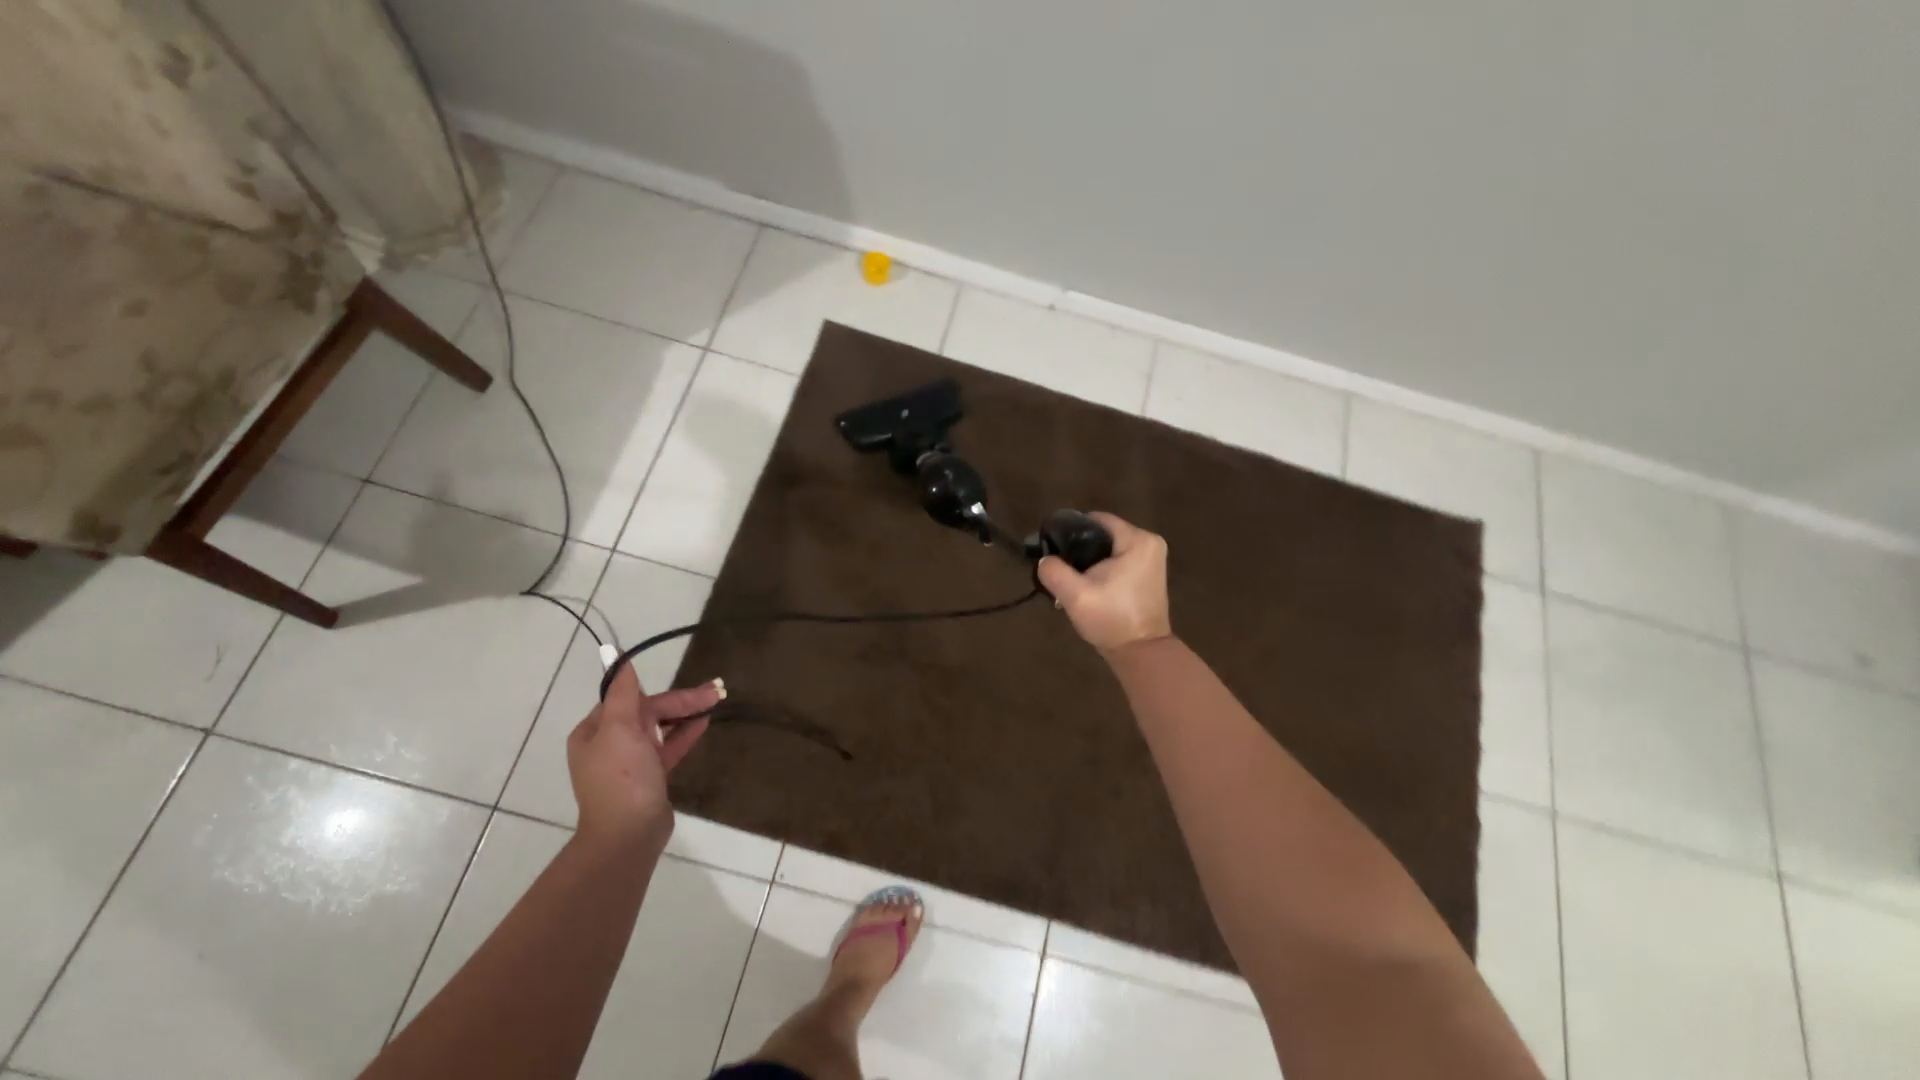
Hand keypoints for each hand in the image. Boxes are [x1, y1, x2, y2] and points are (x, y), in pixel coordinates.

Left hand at [566, 664, 720, 849]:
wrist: (627, 836)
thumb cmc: (622, 779)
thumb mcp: (620, 730)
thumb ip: (623, 694)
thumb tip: (616, 656)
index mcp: (594, 731)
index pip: (630, 699)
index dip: (664, 693)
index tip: (695, 686)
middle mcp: (608, 744)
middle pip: (648, 713)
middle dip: (681, 702)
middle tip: (716, 692)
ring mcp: (629, 764)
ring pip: (659, 729)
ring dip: (685, 715)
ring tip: (716, 703)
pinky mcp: (648, 779)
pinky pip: (667, 749)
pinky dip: (683, 735)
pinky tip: (704, 725)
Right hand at [1036, 512, 1172, 655]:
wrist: (1141, 653)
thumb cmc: (1111, 620)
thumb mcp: (1075, 595)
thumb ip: (1054, 571)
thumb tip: (1045, 560)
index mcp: (1137, 541)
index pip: (1097, 520)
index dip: (1072, 530)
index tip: (1053, 547)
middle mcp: (1150, 543)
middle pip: (1104, 535)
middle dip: (1080, 549)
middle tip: (1060, 568)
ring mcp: (1153, 559)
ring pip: (1110, 549)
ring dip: (1091, 562)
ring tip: (1071, 579)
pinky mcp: (1149, 575)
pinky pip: (1119, 561)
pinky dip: (1103, 570)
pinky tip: (1088, 586)